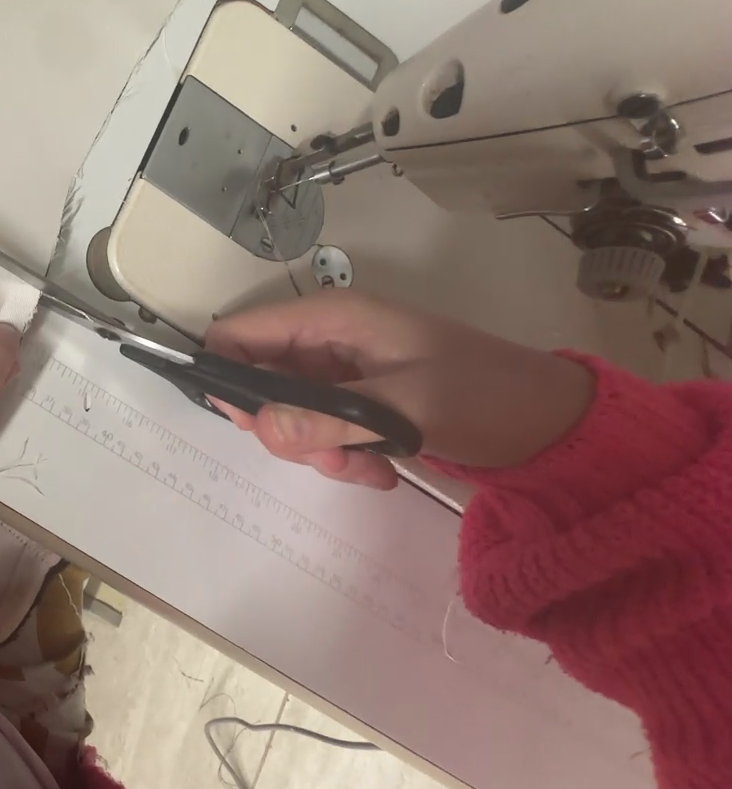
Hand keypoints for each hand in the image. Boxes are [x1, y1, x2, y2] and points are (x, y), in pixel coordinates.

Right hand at [204, 290, 594, 489]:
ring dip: (310, 447)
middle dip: (280, 425)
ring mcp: (334, 369)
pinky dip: (333, 454)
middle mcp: (321, 337)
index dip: (227, 377)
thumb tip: (260, 427)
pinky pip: (312, 427)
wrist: (560, 428)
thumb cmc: (486, 397)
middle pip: (252, 378)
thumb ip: (329, 418)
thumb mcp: (407, 409)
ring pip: (280, 409)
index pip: (235, 334)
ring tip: (361, 468)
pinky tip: (375, 471)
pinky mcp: (349, 398)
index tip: (257, 424)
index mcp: (328, 318)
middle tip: (322, 456)